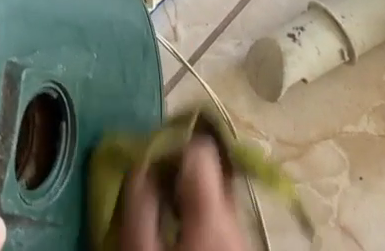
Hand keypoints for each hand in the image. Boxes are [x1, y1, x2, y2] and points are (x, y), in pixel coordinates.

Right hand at [119, 137, 248, 250]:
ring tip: (165, 212)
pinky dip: (203, 217)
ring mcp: (246, 238)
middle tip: (153, 185)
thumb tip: (139, 163)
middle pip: (212, 171)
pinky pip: (223, 220)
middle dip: (181, 171)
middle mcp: (238, 217)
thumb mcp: (140, 250)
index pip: (202, 148)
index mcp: (213, 211)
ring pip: (218, 196)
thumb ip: (139, 202)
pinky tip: (183, 235)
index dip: (174, 144)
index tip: (152, 156)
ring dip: (191, 196)